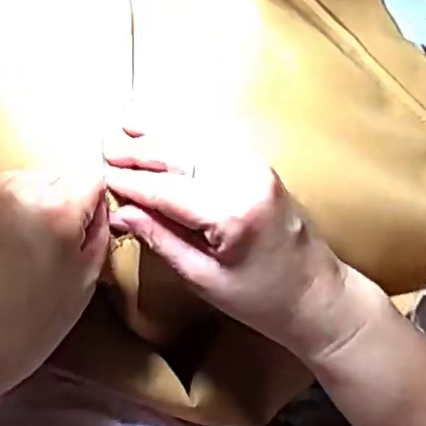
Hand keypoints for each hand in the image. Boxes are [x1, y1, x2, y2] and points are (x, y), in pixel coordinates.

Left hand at [0, 171, 108, 406]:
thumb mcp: (85, 279)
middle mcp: (25, 187)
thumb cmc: (33, 318)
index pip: (91, 180)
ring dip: (32, 200)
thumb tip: (99, 202)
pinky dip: (6, 205)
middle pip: (59, 177)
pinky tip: (1, 238)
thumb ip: (99, 230)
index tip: (81, 229)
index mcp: (60, 208)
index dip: (90, 205)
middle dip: (60, 201)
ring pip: (29, 179)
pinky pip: (2, 188)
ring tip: (22, 241)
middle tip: (48, 241)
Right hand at [103, 126, 393, 366]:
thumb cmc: (262, 300)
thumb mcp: (203, 280)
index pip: (166, 189)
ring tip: (128, 125)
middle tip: (107, 147)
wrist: (321, 298)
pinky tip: (167, 127)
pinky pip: (216, 139)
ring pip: (197, 138)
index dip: (131, 183)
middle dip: (140, 151)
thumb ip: (160, 239)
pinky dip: (187, 131)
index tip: (103, 177)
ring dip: (160, 132)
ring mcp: (256, 166)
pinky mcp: (260, 164)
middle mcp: (244, 179)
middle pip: (180, 154)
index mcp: (231, 213)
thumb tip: (121, 214)